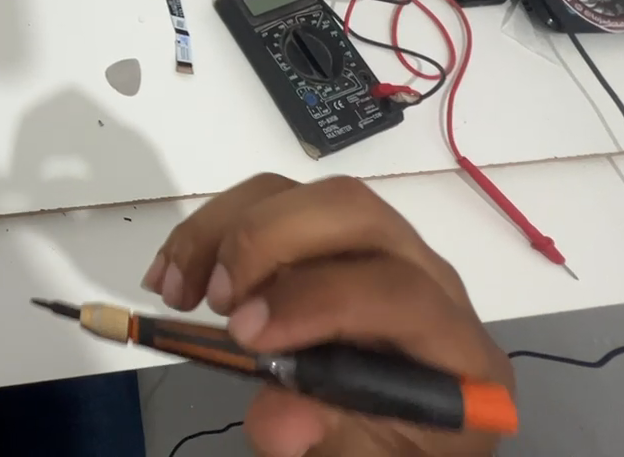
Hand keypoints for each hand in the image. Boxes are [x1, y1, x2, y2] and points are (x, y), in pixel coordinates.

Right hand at [143, 174, 512, 456]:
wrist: (388, 422)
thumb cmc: (389, 442)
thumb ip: (327, 438)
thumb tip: (276, 423)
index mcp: (451, 340)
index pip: (397, 291)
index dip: (316, 303)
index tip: (244, 338)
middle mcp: (416, 268)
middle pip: (347, 209)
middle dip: (264, 240)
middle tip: (216, 300)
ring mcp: (361, 237)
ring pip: (289, 191)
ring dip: (218, 230)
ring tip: (175, 290)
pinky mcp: (312, 226)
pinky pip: (254, 199)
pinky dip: (203, 229)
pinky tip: (172, 272)